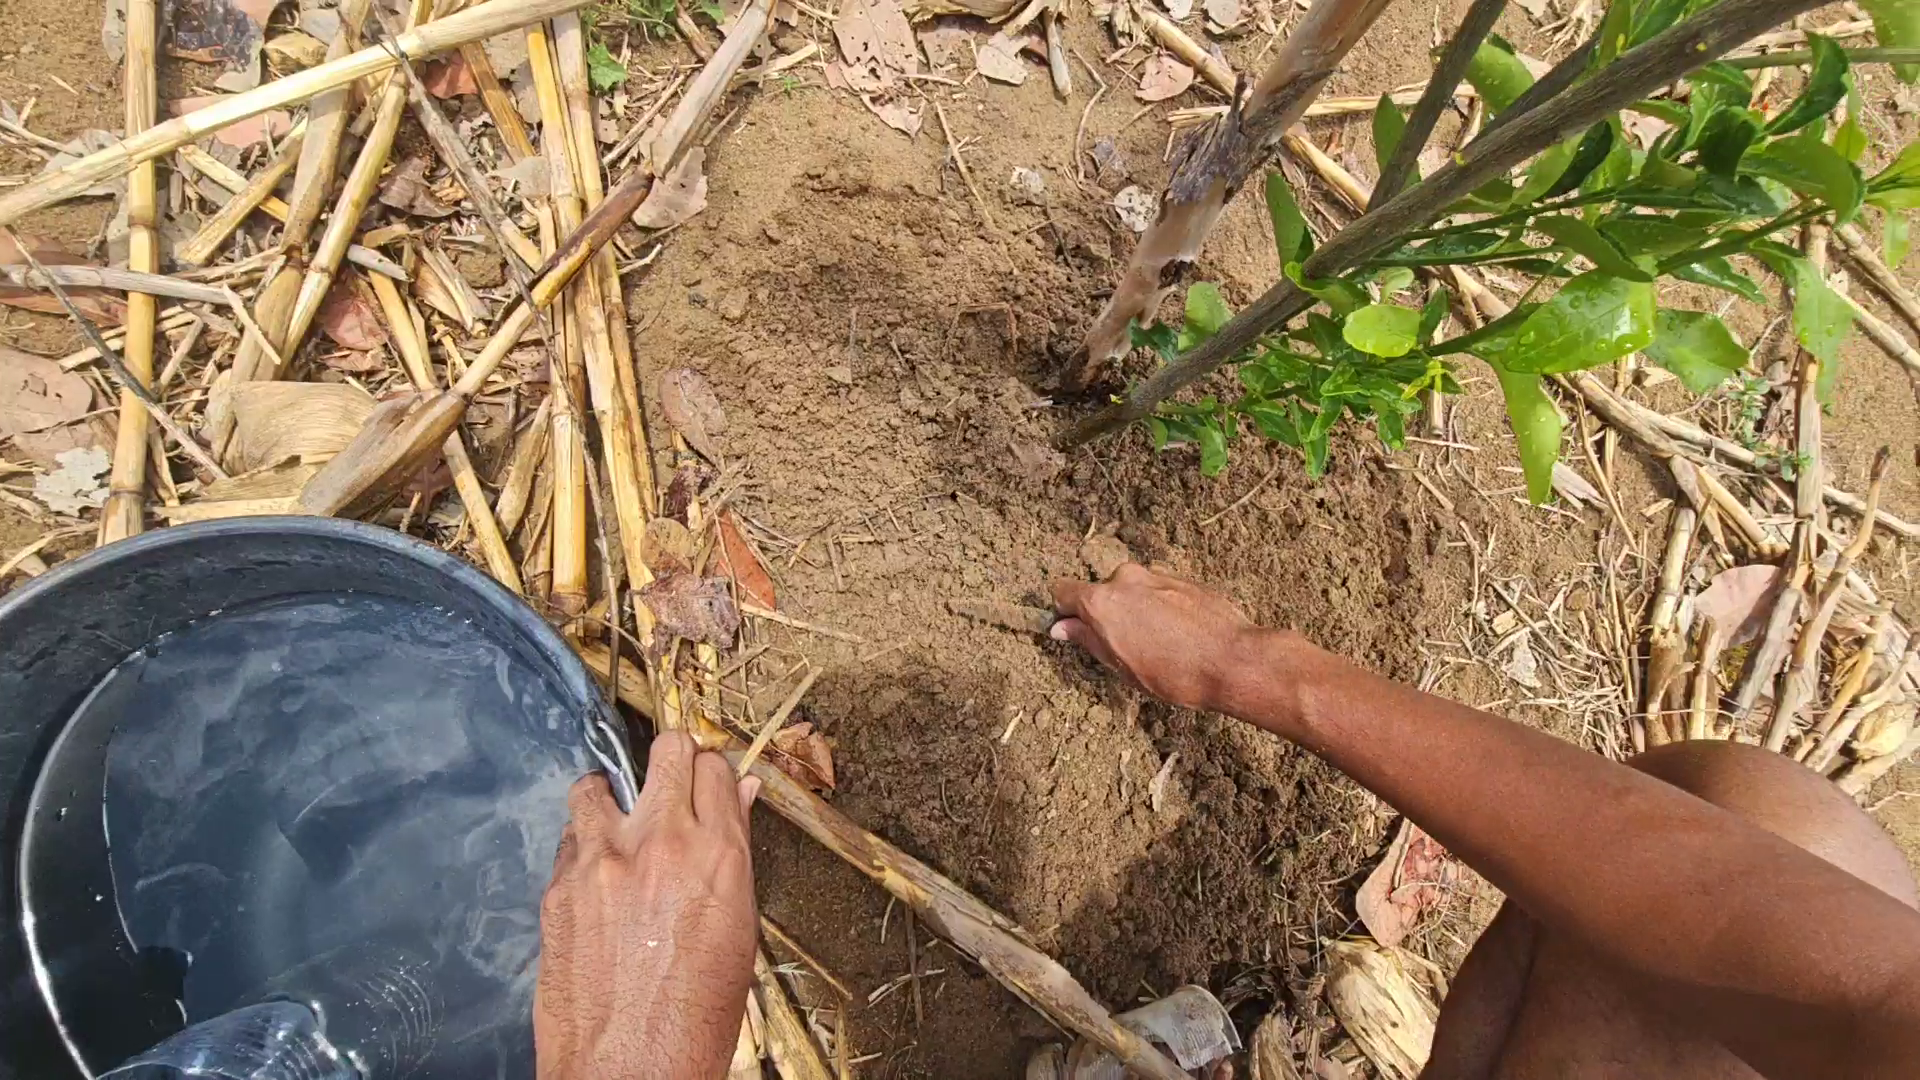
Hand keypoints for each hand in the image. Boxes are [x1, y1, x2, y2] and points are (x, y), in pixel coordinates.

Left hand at [535, 731, 760, 1079]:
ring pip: (597, 782)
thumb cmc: (701, 1004)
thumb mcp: (741, 919)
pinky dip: (585, 843)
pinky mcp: (559, 890)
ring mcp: (602, 862)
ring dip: (612, 793)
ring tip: (617, 817)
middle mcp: (660, 842)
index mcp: (717, 851)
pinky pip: (569, 839)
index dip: (714, 771)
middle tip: (671, 780)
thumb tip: (741, 793)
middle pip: (668, 751)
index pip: (716, 767)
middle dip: (675, 757)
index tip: (708, 781)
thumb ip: (735, 845)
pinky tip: (597, 872)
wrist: (633, 1071)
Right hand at [1050, 563, 1259, 712]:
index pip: (1062, 591)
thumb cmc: (1174, 672)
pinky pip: (1158, 590)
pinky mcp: (1183, 578)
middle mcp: (1124, 578)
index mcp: (1101, 600)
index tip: (1073, 628)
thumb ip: (1088, 639)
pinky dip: (1160, 607)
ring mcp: (1156, 574)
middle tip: (1125, 645)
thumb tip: (1062, 627)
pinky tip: (1179, 634)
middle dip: (1107, 614)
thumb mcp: (1121, 665)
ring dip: (1136, 610)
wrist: (1233, 661)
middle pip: (1101, 591)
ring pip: (1132, 591)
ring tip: (1159, 643)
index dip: (1064, 611)